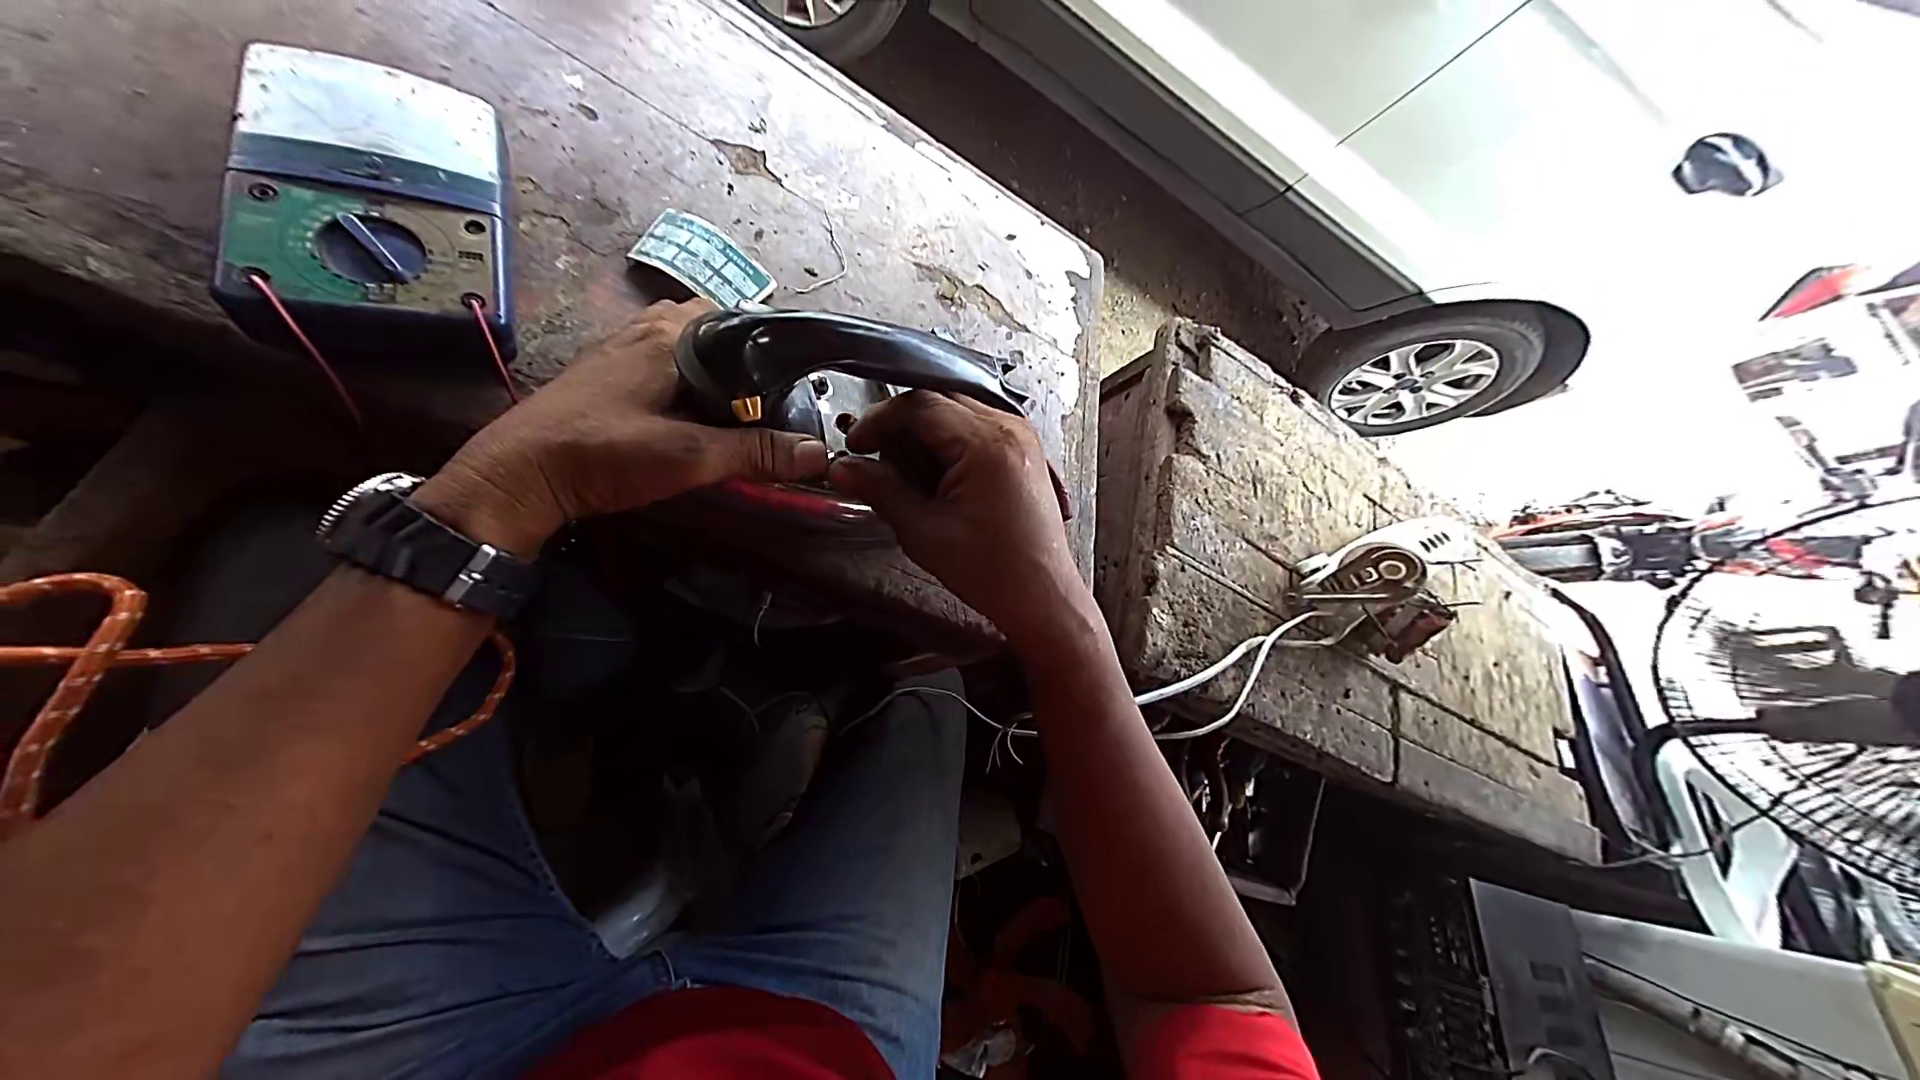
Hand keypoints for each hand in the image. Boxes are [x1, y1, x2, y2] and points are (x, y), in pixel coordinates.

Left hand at [415, 299, 827, 554]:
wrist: (519, 475)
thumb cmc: (604, 453)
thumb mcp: (690, 456)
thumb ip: (755, 453)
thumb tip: (818, 454)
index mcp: (667, 337)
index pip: (734, 316)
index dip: (767, 341)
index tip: (789, 376)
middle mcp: (641, 330)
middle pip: (705, 323)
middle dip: (737, 351)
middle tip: (760, 393)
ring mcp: (615, 350)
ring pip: (676, 340)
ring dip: (705, 362)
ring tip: (728, 403)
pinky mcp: (600, 375)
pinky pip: (653, 359)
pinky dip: (678, 375)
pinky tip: (683, 410)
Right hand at [827, 391, 1097, 657]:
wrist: (1042, 595)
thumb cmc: (998, 573)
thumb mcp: (925, 532)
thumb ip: (882, 491)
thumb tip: (847, 468)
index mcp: (988, 444)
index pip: (919, 406)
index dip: (878, 420)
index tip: (856, 442)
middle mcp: (1010, 430)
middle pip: (938, 401)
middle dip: (900, 426)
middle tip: (875, 456)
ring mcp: (1020, 439)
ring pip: (956, 412)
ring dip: (924, 435)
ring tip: (908, 475)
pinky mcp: (1022, 452)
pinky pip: (976, 429)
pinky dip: (949, 444)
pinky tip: (936, 477)